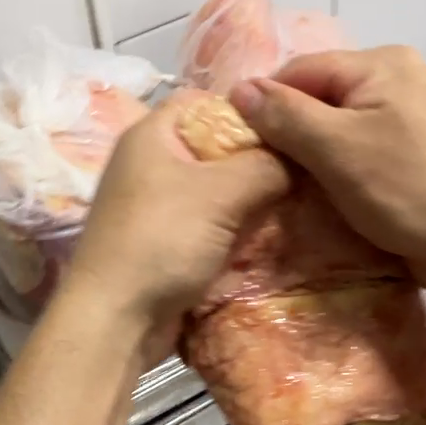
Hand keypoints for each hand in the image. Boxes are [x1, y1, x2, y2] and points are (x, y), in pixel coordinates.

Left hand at [63, 91, 291, 354]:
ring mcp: (155, 209)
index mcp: (151, 135)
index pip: (208, 102)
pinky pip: (209, 228)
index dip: (251, 111)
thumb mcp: (221, 193)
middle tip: (309, 172)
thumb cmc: (161, 243)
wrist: (116, 322)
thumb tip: (304, 155)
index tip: (296, 130)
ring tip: (301, 205)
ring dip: (252, 201)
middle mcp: (149, 166)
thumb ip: (268, 164)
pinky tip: (271, 238)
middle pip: (216, 149)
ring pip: (216, 192)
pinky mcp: (164, 246)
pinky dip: (236, 232)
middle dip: (260, 160)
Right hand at [229, 47, 425, 285]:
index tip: (241, 150)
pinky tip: (331, 198)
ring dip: (313, 157)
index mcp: (380, 64)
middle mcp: (400, 78)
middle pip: (320, 97)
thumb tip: (238, 90)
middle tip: (264, 176)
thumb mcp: (336, 150)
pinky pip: (363, 150)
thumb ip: (285, 116)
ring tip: (293, 191)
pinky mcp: (419, 152)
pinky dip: (341, 170)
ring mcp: (413, 115)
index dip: (264, 106)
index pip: (298, 71)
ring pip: (340, 128)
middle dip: (290, 134)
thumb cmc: (407, 191)